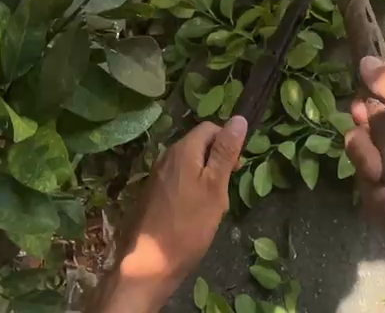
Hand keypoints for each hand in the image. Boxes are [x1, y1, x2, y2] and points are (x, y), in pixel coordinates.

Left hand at [89, 116, 246, 312]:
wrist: (146, 266)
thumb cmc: (187, 226)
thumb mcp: (214, 188)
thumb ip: (225, 152)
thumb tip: (239, 118)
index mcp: (183, 149)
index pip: (211, 128)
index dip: (227, 142)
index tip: (236, 170)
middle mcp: (166, 155)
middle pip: (199, 145)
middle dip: (216, 164)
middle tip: (223, 194)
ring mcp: (156, 175)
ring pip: (189, 165)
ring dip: (204, 179)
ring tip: (210, 209)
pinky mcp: (151, 193)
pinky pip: (177, 180)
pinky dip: (190, 191)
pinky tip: (192, 216)